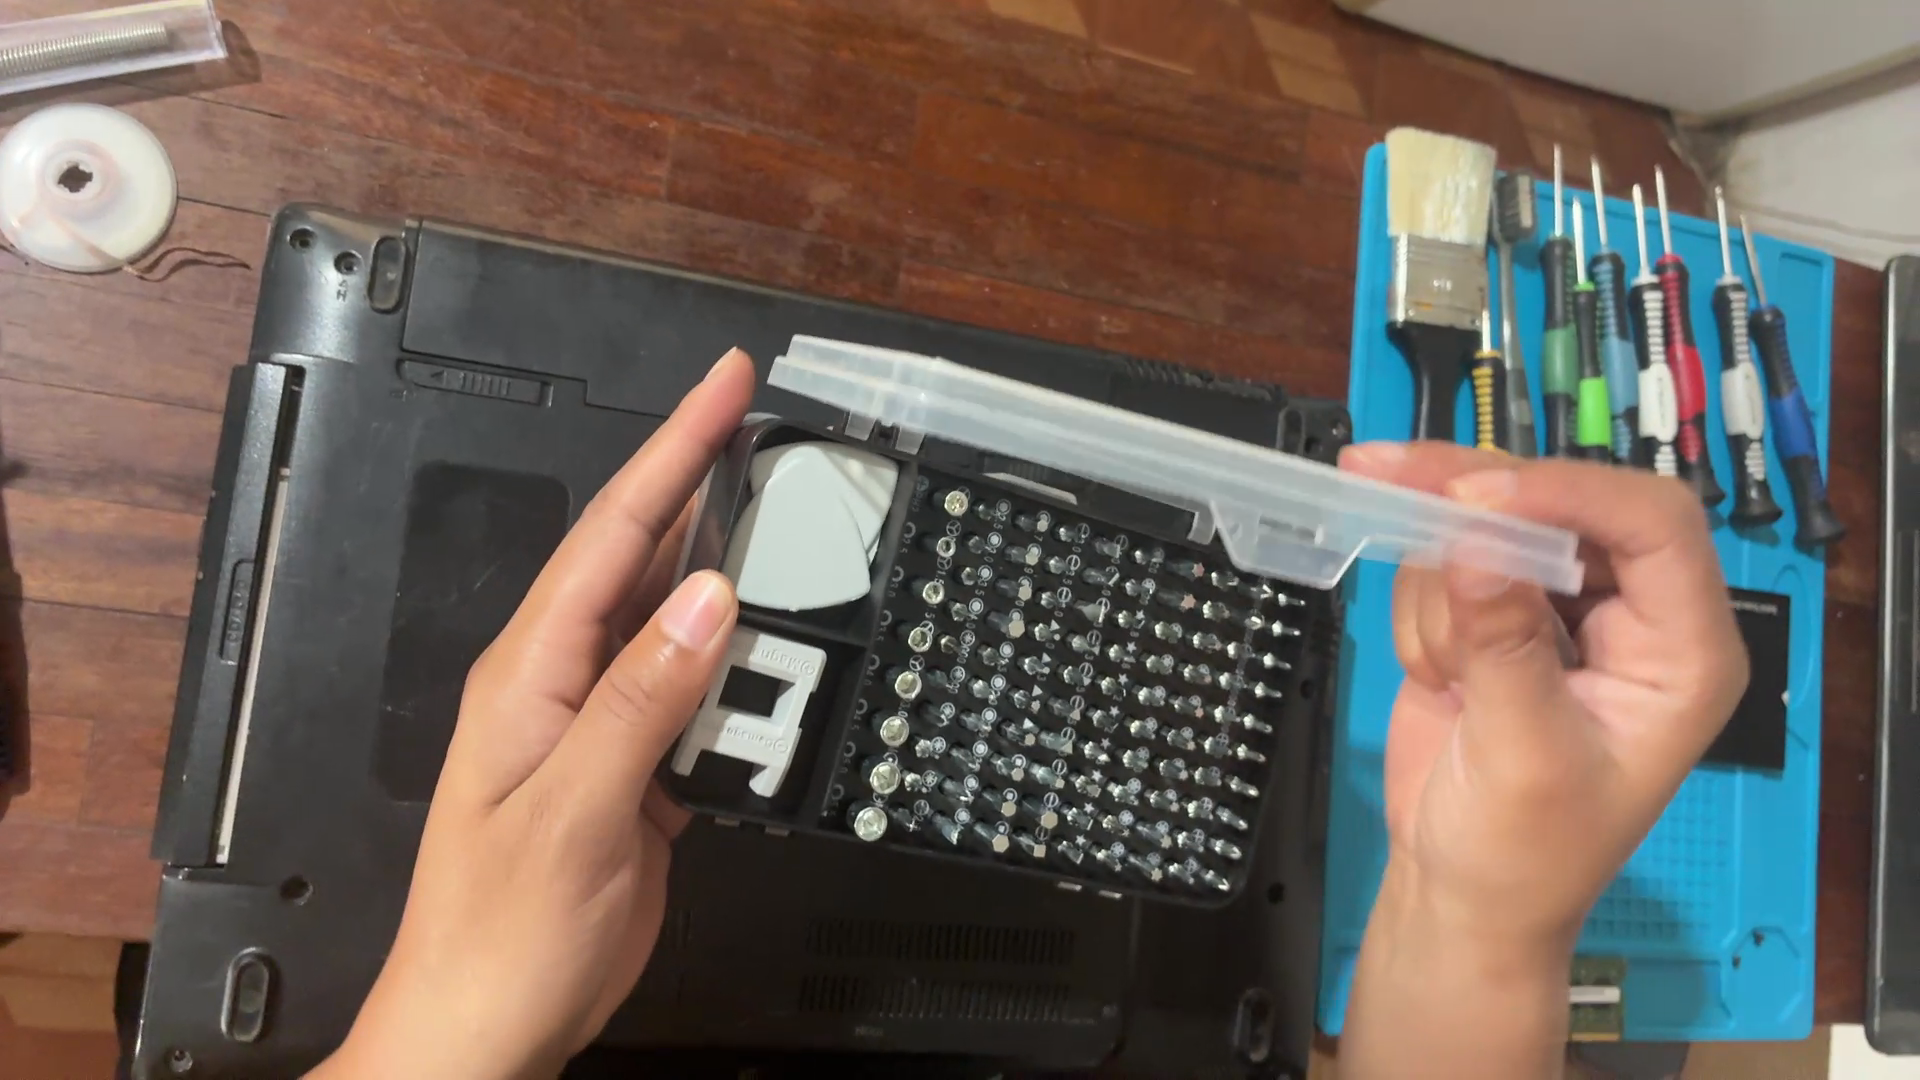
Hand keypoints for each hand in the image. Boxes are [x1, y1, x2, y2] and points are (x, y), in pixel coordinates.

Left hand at [311, 349, 755, 1079]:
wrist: (492, 1027)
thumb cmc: (507, 932)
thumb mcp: (575, 811)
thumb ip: (642, 699)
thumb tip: (712, 596)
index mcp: (537, 664)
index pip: (616, 530)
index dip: (675, 449)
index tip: (725, 387)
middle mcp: (572, 667)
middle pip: (647, 549)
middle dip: (704, 473)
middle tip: (769, 425)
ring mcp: (610, 705)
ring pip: (678, 606)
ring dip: (730, 550)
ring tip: (786, 505)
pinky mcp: (643, 744)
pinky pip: (699, 669)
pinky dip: (742, 638)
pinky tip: (775, 626)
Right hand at [1339, 442, 1746, 1079]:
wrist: (1458, 879)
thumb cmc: (1522, 844)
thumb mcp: (1523, 754)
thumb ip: (1504, 648)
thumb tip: (1471, 547)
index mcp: (1677, 647)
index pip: (1649, 526)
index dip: (1566, 493)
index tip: (1465, 497)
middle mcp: (1616, 612)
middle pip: (1548, 506)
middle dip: (1462, 497)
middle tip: (1375, 469)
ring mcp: (1540, 612)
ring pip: (1470, 537)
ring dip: (1432, 599)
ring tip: (1443, 679)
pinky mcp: (1478, 619)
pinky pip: (1429, 574)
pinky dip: (1412, 618)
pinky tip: (1433, 677)